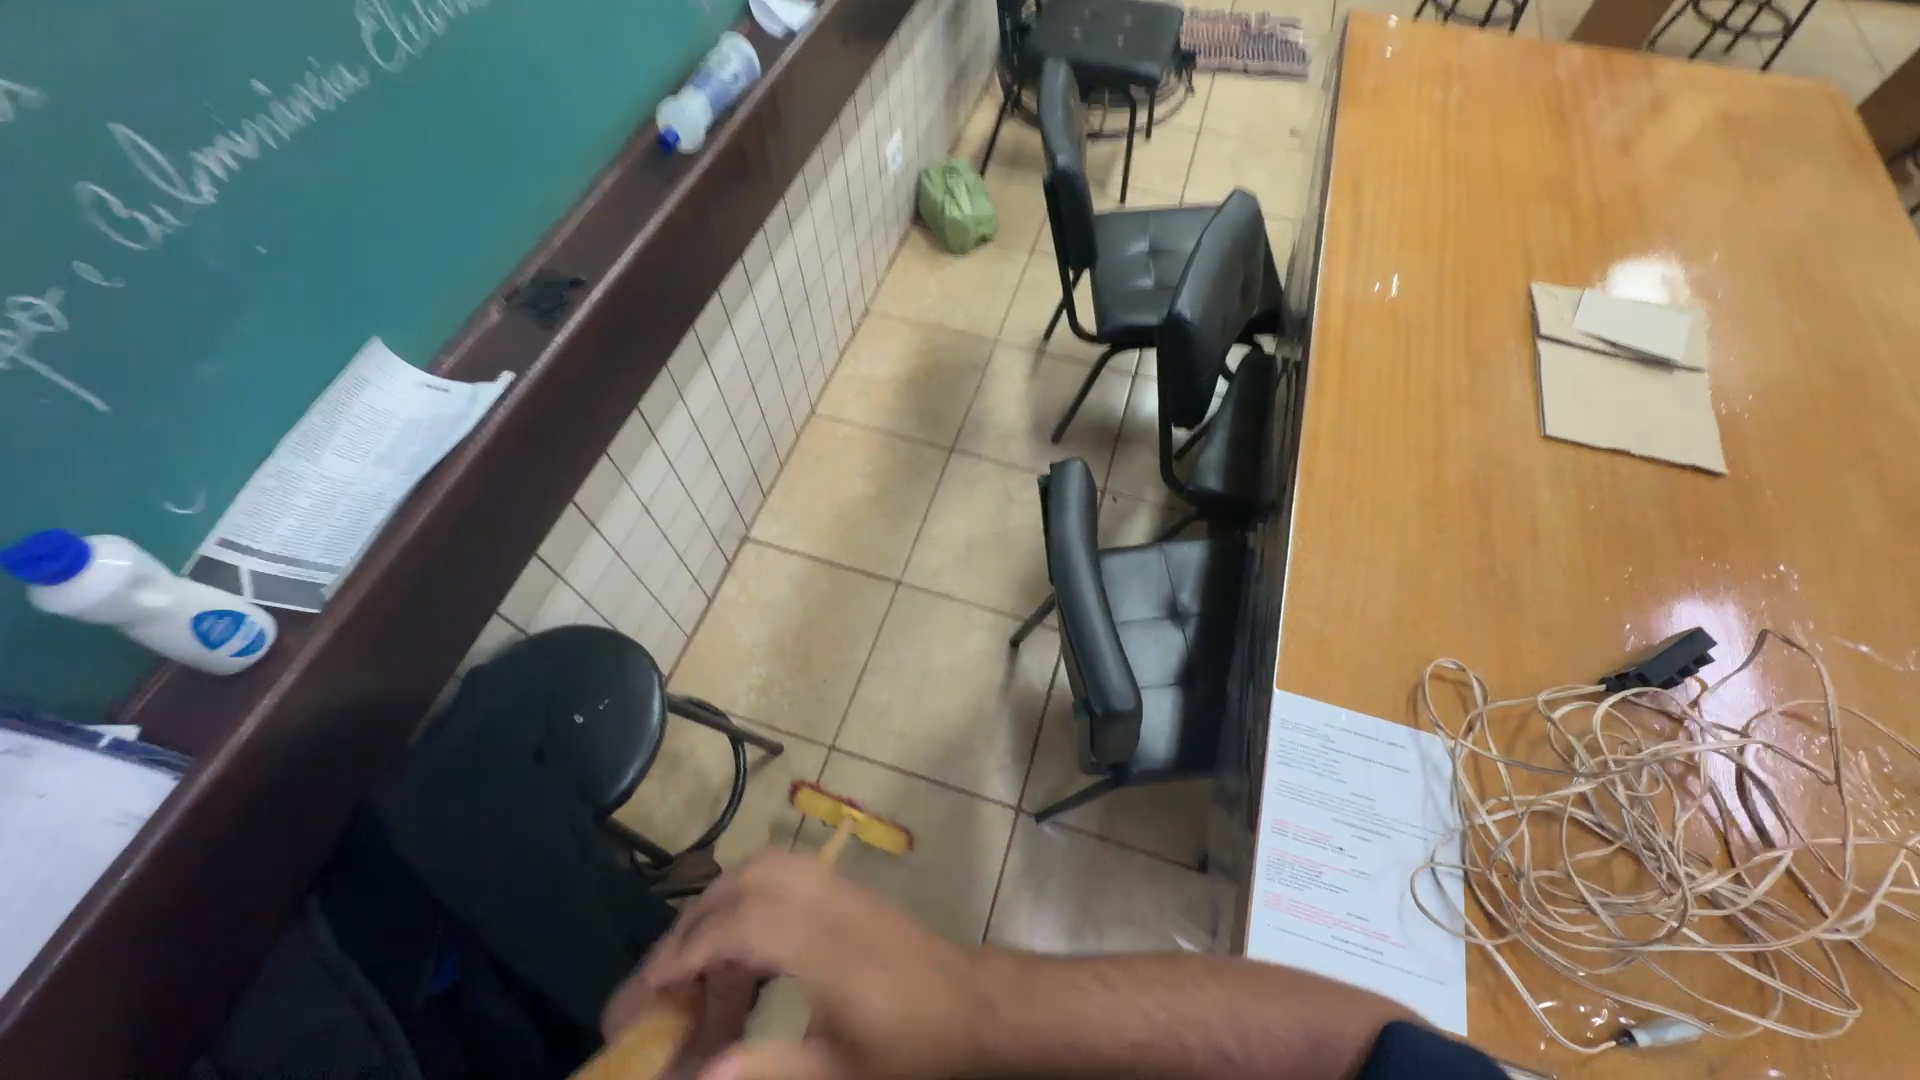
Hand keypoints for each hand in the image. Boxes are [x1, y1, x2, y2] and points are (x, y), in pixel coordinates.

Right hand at [604, 851, 991, 1079]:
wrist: (979, 1006)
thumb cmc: (916, 1046)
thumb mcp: (841, 1073)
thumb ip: (765, 1069)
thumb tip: (695, 1077)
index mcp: (824, 947)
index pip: (739, 927)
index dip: (684, 955)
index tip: (645, 997)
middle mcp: (828, 903)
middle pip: (745, 885)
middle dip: (691, 928)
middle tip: (661, 984)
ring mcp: (841, 890)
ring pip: (764, 869)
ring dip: (718, 907)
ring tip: (694, 968)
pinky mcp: (849, 891)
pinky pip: (785, 875)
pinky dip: (748, 901)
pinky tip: (742, 953)